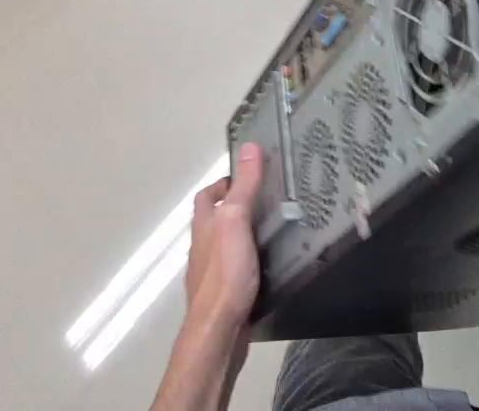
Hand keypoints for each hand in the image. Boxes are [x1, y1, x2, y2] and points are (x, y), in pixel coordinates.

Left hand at [184, 142, 264, 333]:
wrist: (218, 332)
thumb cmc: (225, 273)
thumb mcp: (236, 220)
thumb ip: (244, 186)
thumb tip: (250, 147)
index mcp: (204, 225)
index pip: (207, 195)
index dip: (223, 183)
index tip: (248, 177)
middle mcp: (203, 246)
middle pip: (216, 219)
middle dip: (237, 208)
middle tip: (269, 202)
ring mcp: (211, 273)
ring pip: (226, 245)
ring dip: (244, 235)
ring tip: (275, 229)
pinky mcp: (224, 295)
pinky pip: (236, 269)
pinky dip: (250, 262)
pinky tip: (269, 265)